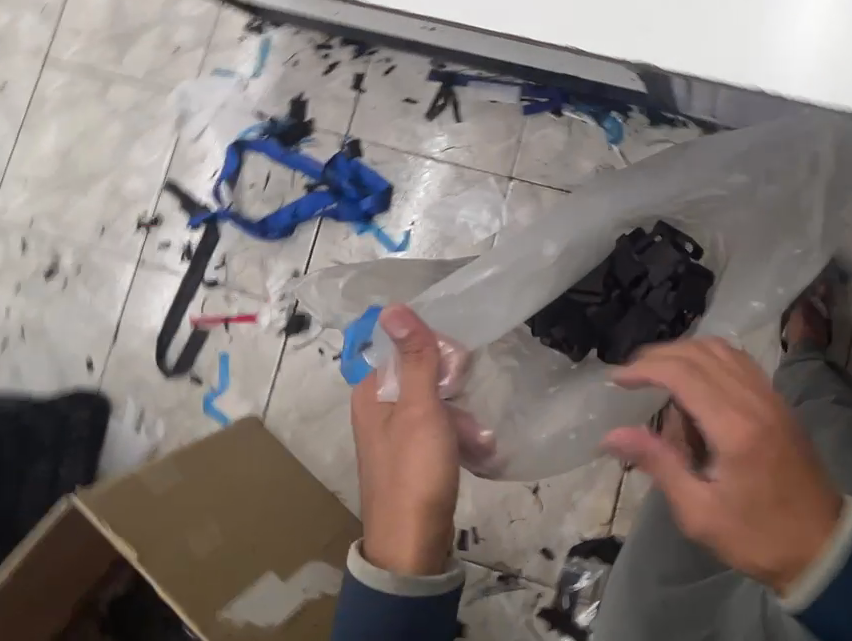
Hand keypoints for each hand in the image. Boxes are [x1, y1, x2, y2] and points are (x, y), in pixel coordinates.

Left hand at [352, 305, 460, 575]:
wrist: (413, 545)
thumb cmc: (414, 471)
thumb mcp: (420, 408)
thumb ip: (414, 357)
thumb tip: (394, 307)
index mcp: (371, 392)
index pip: (402, 345)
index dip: (432, 347)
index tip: (457, 365)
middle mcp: (378, 408)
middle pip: (422, 372)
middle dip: (453, 385)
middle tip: (468, 401)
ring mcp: (396, 433)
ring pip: (437, 401)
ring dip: (462, 415)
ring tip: (478, 436)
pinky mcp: (414, 455)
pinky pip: (442, 429)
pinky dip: (460, 436)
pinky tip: (479, 449)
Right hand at [602, 338, 844, 595]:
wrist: (822, 546)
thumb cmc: (757, 537)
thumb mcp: (699, 512)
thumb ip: (658, 463)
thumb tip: (612, 435)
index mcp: (734, 426)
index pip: (683, 373)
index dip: (645, 368)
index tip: (616, 379)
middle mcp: (754, 399)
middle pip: (700, 353)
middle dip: (660, 356)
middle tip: (630, 374)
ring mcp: (770, 395)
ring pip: (722, 350)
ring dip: (685, 352)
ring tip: (657, 373)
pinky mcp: (778, 400)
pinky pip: (740, 361)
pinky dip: (710, 358)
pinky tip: (695, 378)